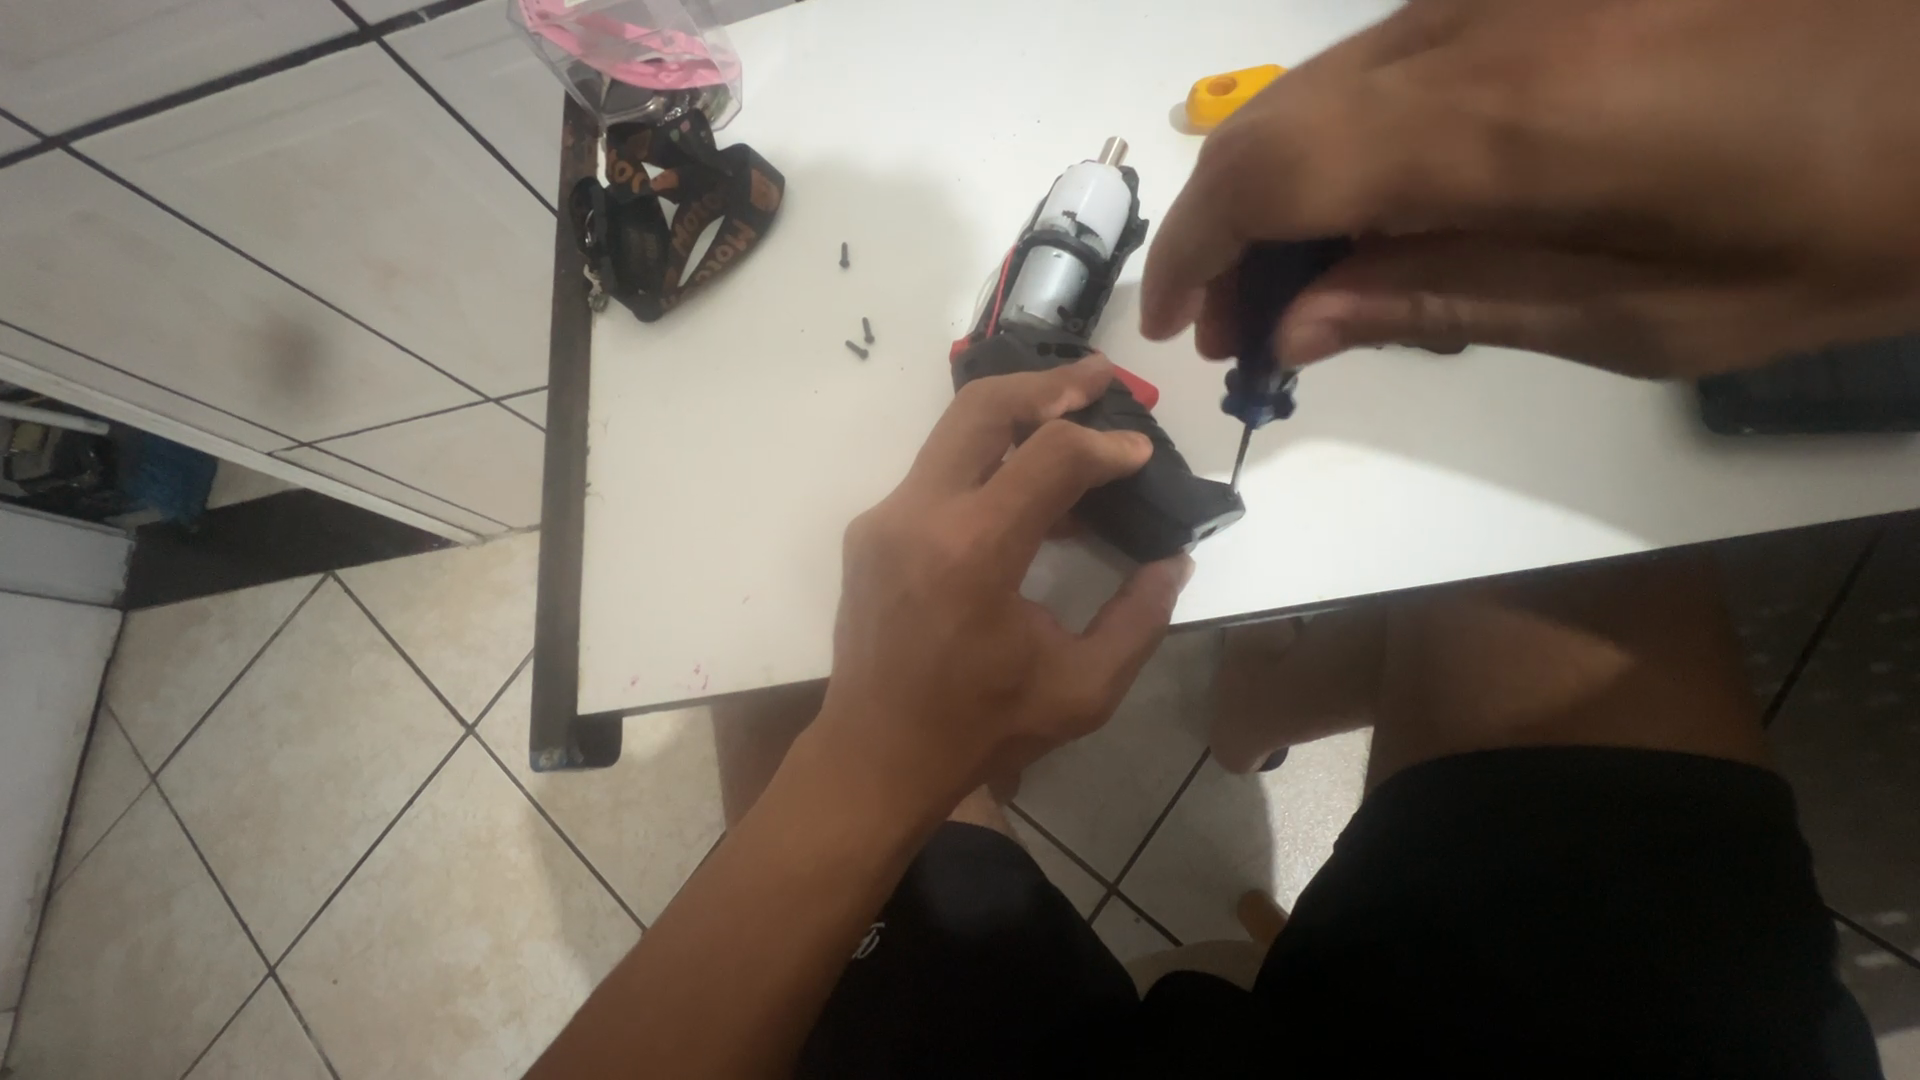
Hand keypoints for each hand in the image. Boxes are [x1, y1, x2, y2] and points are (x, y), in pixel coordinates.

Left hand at [814, 355, 1193, 814]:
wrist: (876, 754)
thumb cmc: (981, 728)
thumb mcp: (1083, 689)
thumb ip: (1139, 618)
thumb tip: (1172, 559)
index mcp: (973, 553)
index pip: (1049, 456)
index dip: (1104, 445)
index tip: (1140, 454)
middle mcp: (918, 517)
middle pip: (983, 408)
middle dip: (1048, 384)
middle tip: (1099, 377)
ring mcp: (884, 519)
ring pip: (952, 432)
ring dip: (1015, 415)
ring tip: (1070, 416)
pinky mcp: (871, 531)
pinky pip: (936, 472)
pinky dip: (986, 462)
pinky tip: (1025, 488)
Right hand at [1140, 0, 1919, 377]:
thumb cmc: (1879, 215)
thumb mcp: (1644, 316)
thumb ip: (1443, 304)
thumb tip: (1294, 323)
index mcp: (1521, 118)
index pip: (1271, 169)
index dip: (1193, 249)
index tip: (1176, 326)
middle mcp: (1494, 18)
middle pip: (1272, 121)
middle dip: (1220, 234)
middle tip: (1232, 324)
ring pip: (1317, 90)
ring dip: (1274, 196)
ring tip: (1290, 284)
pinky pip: (1384, 66)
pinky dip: (1339, 152)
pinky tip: (1364, 214)